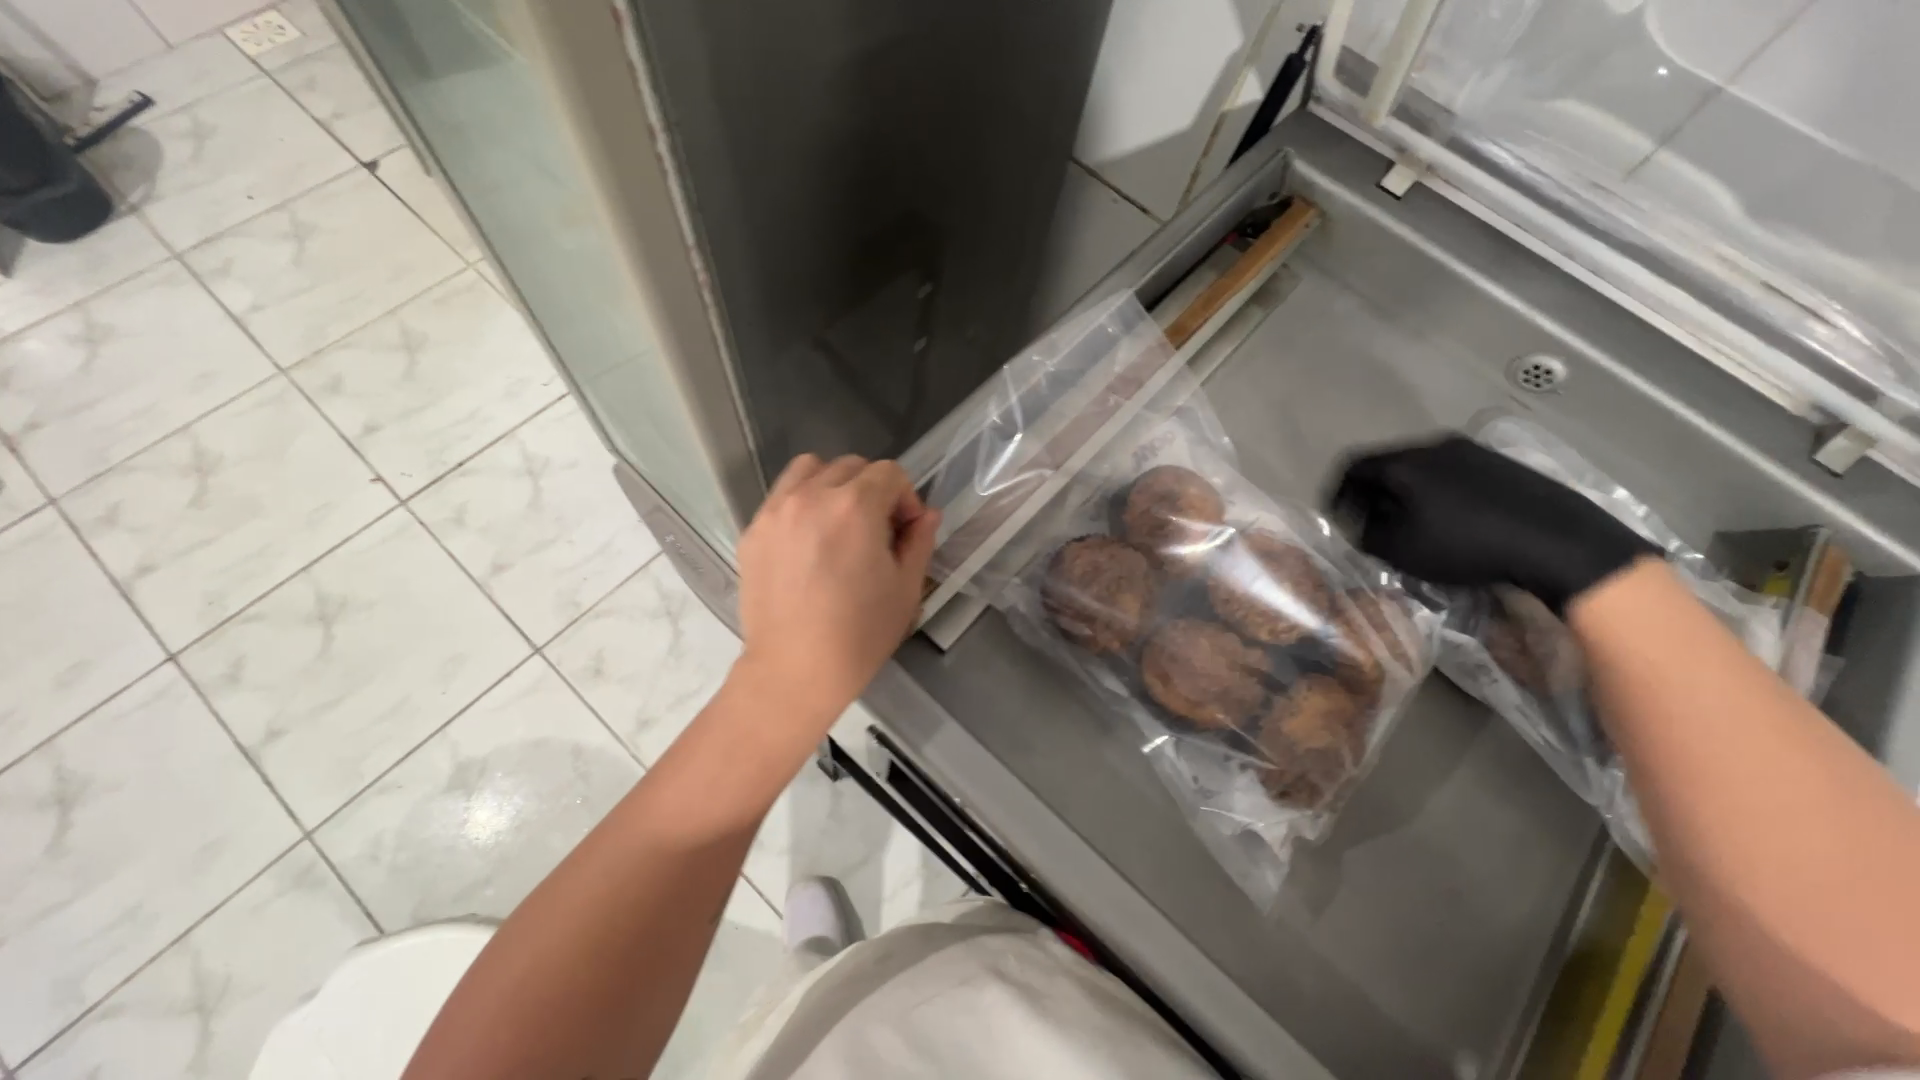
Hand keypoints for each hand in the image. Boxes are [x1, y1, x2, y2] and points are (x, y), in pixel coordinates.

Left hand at [731, 454, 940, 726]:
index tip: (905, 531)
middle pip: (851, 466)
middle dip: (872, 490)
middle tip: (876, 531)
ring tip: (839, 524)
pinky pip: (782, 497)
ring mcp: (776, 511)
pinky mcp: (753, 532)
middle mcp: (811, 496)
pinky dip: (801, 504)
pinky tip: (809, 543)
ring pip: (810, 469)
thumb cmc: (860, 634)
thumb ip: (919, 541)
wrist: (794, 671)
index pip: (889, 473)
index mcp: (855, 506)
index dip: (905, 498)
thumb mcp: (906, 588)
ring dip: (832, 485)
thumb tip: (925, 515)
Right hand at [1330, 435, 1657, 612]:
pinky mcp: (1503, 465)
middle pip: (1389, 465)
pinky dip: (1439, 496)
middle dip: (1373, 494)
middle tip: (1370, 524)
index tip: (1336, 517)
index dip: (1337, 492)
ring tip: (1412, 526)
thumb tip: (1359, 524)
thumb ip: (1367, 534)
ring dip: (1408, 495)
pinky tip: (1452, 523)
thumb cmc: (1466, 544)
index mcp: (1406, 461)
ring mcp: (1474, 452)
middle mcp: (1435, 446)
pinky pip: (1454, 475)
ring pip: (1423, 470)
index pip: (1353, 466)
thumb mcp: (1401, 550)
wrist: (1556, 540)